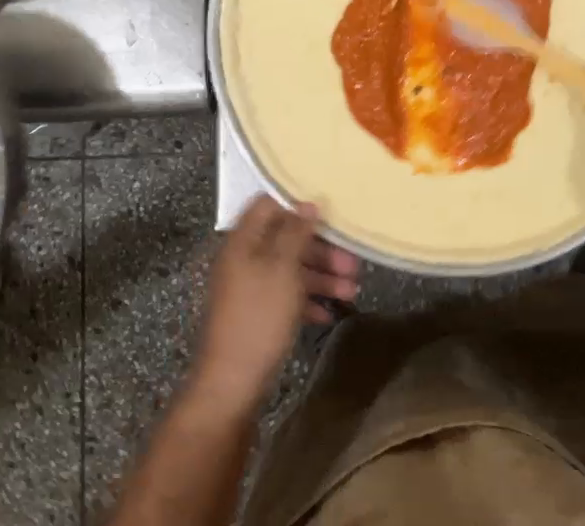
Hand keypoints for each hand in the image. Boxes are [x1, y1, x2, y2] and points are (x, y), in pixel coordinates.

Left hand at [191, 197, 358, 412]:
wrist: (232, 381)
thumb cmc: (259, 316)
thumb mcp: (282, 269)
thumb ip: (295, 233)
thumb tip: (307, 203)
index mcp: (243, 240)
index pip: (269, 205)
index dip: (298, 204)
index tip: (331, 213)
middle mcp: (243, 258)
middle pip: (284, 239)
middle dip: (320, 248)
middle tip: (352, 262)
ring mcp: (247, 288)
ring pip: (288, 270)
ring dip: (320, 277)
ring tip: (352, 291)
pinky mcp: (255, 314)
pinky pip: (284, 297)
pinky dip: (306, 301)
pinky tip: (328, 314)